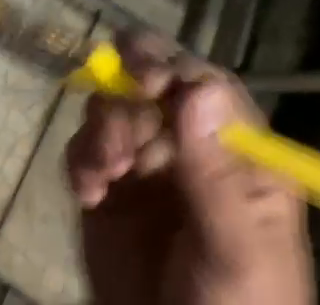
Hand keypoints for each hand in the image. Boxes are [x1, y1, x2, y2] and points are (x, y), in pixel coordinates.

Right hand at [66, 37, 312, 304]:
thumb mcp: (236, 249)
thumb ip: (216, 173)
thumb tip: (198, 86)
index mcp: (240, 159)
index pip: (207, 87)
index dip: (172, 70)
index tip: (141, 77)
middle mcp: (191, 152)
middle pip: (152, 87)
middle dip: (125, 88)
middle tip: (110, 94)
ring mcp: (146, 169)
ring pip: (112, 111)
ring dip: (101, 131)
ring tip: (103, 175)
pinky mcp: (107, 189)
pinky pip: (83, 148)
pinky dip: (79, 162)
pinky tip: (88, 195)